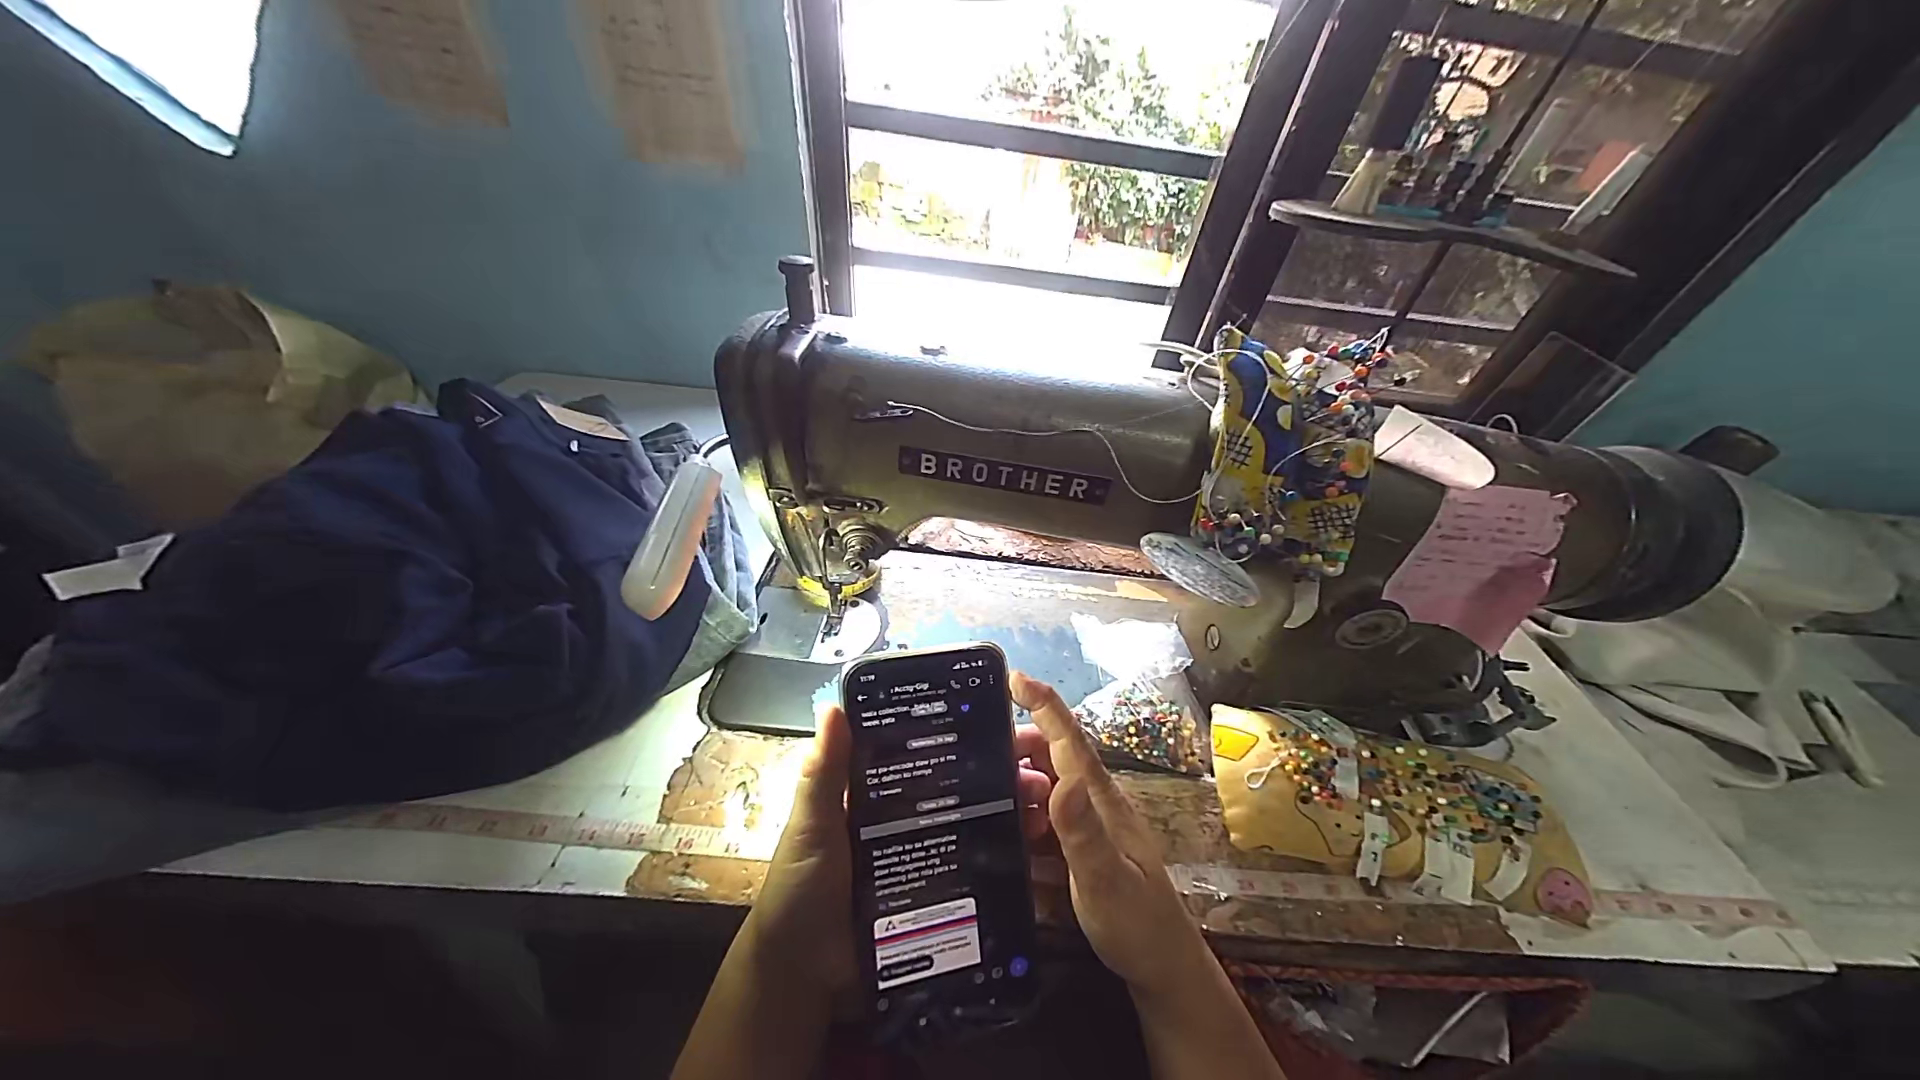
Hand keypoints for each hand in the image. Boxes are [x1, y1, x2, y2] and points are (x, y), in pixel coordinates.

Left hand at [742, 703, 1056, 997]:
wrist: (805, 971)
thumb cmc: (802, 885)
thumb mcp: (812, 824)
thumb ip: (822, 773)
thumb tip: (835, 709)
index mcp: (877, 788)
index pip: (923, 749)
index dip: (957, 732)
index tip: (997, 717)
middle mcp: (907, 812)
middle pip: (959, 781)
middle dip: (997, 767)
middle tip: (1034, 762)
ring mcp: (925, 850)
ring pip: (974, 818)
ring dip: (1008, 804)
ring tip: (1041, 799)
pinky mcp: (938, 888)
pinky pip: (975, 862)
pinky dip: (1003, 849)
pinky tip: (1031, 839)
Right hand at [1009, 673, 1215, 995]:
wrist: (1161, 966)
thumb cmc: (1137, 922)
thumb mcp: (1105, 880)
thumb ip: (1082, 833)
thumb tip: (1062, 781)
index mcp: (1099, 798)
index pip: (1069, 738)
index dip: (1043, 703)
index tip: (1014, 677)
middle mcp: (1091, 800)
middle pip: (1050, 754)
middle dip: (1018, 749)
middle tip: (987, 767)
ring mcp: (1085, 822)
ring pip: (1043, 783)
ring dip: (1018, 785)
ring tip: (1000, 808)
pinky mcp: (1077, 844)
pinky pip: (1043, 815)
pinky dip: (1023, 814)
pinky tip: (1008, 830)